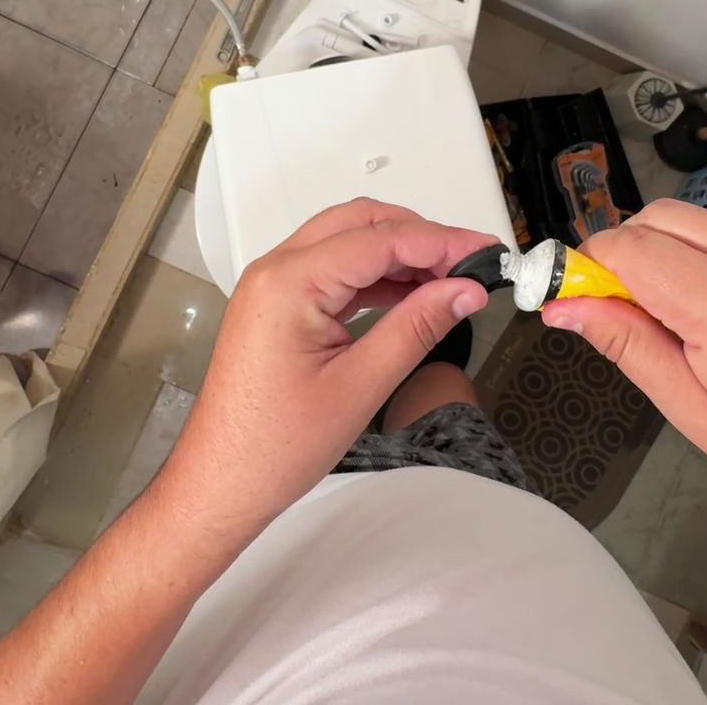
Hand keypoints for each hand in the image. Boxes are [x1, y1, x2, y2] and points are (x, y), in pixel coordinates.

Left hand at [152, 199, 494, 539]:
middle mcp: (277, 269)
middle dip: (420, 236)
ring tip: (450, 279)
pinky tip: (412, 293)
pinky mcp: (281, 302)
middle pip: (362, 223)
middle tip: (470, 263)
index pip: (380, 240)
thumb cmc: (274, 447)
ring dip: (400, 254)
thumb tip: (465, 291)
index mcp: (289, 281)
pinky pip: (336, 270)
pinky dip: (377, 275)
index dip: (441, 241)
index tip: (486, 250)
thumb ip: (417, 328)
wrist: (220, 483)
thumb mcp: (360, 386)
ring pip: (349, 241)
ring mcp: (275, 284)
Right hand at [543, 199, 706, 544]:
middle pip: (665, 217)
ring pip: (703, 220)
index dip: (595, 260)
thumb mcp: (688, 409)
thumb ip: (623, 343)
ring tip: (677, 307)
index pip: (637, 248)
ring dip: (671, 249)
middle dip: (629, 247)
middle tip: (622, 298)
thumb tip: (562, 306)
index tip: (580, 287)